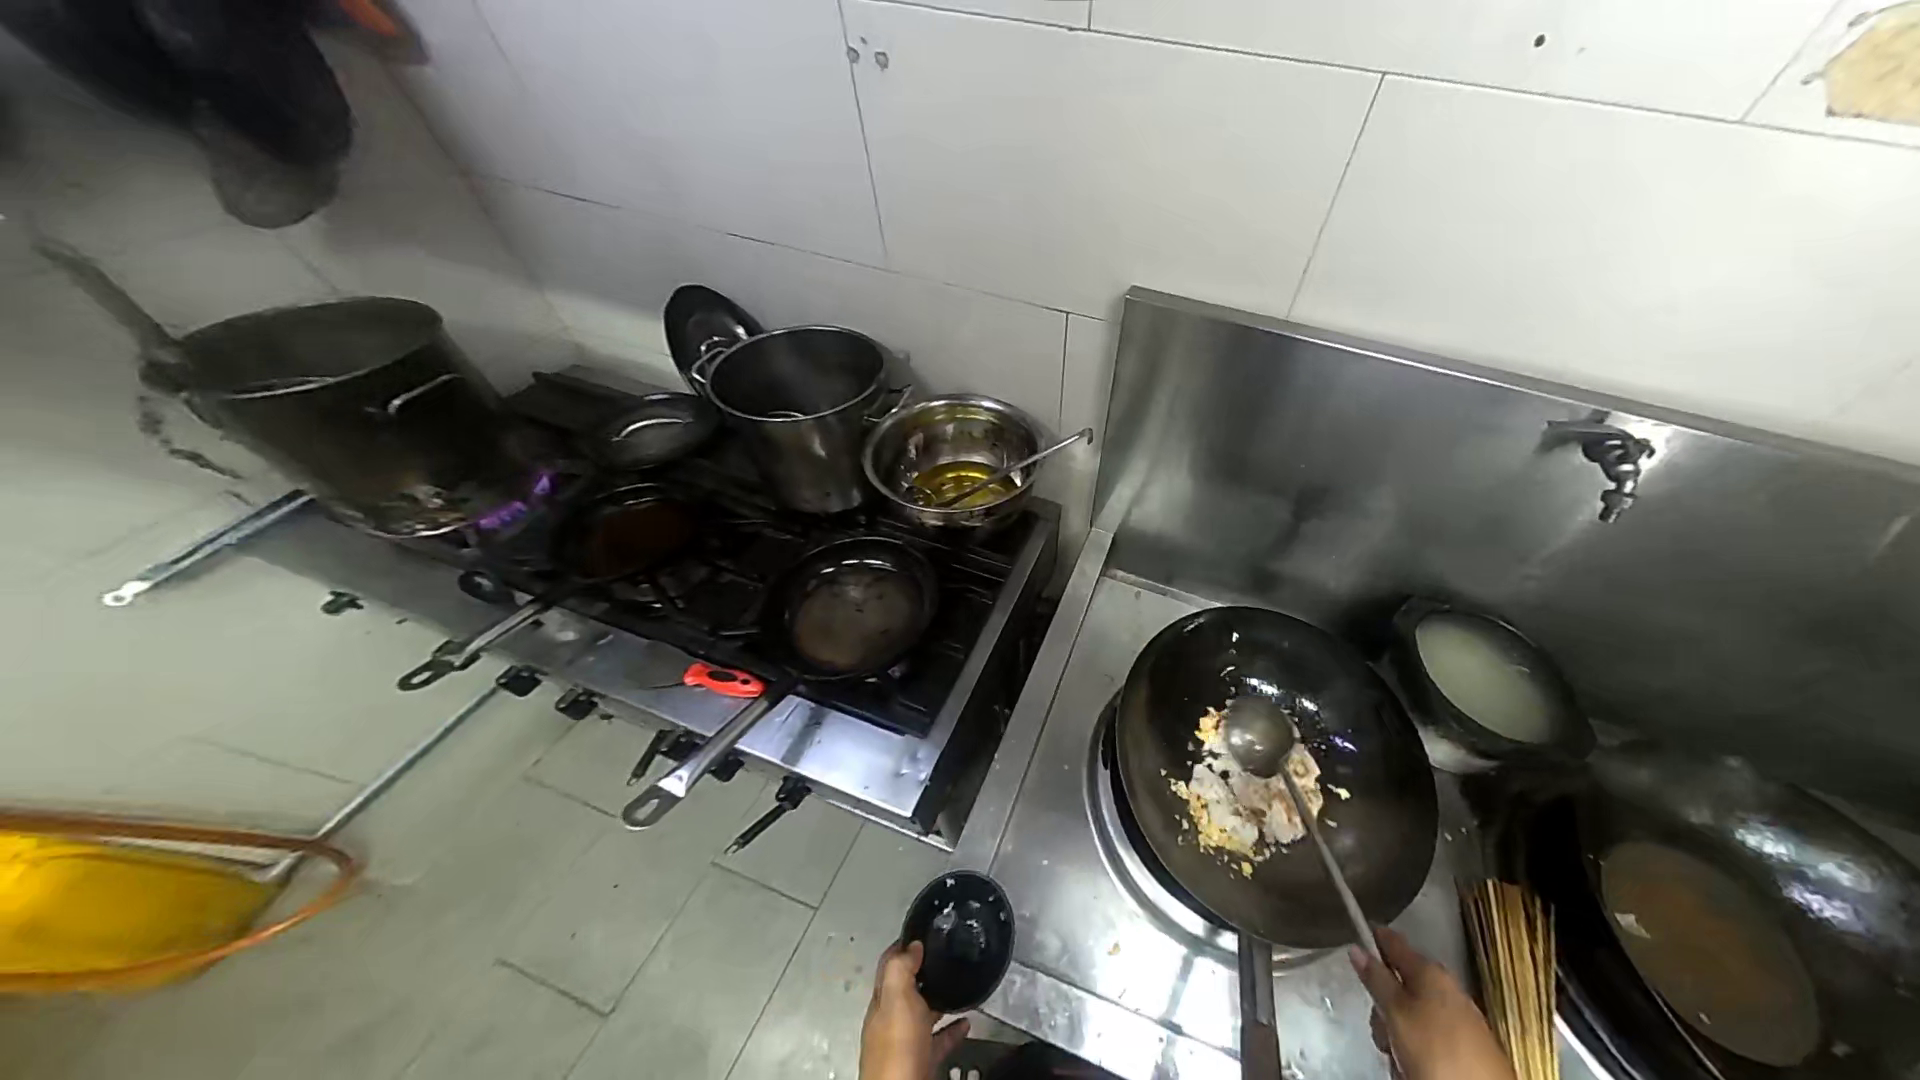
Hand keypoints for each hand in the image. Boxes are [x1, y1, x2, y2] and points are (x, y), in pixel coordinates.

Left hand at [861, 941, 969, 1079]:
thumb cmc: (898, 1046)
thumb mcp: (896, 998)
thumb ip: (901, 969)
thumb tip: (911, 944)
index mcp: (882, 1002)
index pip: (889, 965)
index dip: (903, 945)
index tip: (923, 931)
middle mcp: (891, 1021)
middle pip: (906, 988)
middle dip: (923, 971)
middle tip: (944, 955)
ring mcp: (906, 1044)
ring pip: (923, 1013)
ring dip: (938, 998)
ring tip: (958, 985)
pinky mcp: (922, 1063)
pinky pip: (939, 1041)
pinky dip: (952, 1030)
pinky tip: (965, 1024)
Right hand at [1349, 926, 1515, 1079]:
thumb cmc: (1434, 1049)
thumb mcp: (1396, 1013)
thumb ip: (1376, 979)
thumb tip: (1356, 949)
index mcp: (1431, 972)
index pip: (1394, 942)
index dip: (1372, 938)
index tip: (1354, 939)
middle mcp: (1447, 987)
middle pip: (1400, 981)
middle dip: (1383, 1001)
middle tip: (1379, 1023)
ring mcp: (1460, 1016)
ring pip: (1411, 1009)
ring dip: (1396, 1026)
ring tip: (1395, 1049)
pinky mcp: (1468, 1044)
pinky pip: (1428, 1031)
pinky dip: (1415, 1042)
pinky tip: (1413, 1060)